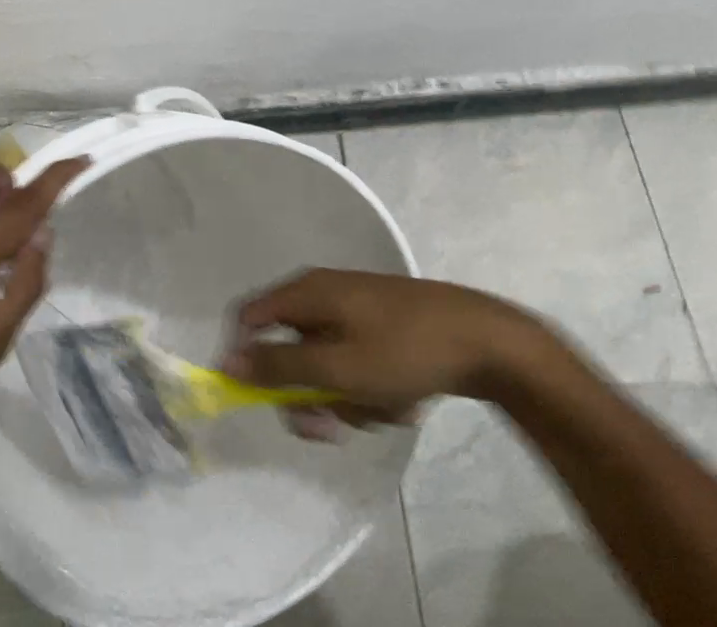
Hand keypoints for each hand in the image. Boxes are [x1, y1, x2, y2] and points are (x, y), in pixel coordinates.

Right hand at [223, 268, 551, 432]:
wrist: (491, 343)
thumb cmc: (404, 351)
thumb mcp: (335, 368)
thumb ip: (277, 368)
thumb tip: (225, 360)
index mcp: (306, 293)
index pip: (248, 319)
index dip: (245, 357)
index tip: (262, 397)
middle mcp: (324, 295)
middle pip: (288, 350)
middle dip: (306, 393)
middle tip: (331, 423)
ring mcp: (356, 310)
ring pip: (325, 365)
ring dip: (344, 397)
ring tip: (381, 409)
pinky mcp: (383, 328)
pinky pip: (356, 364)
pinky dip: (369, 388)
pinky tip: (400, 400)